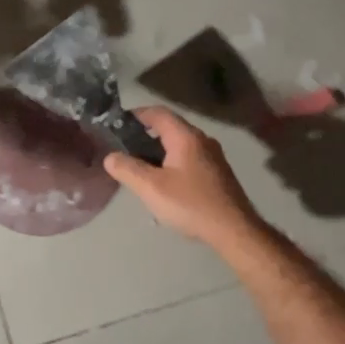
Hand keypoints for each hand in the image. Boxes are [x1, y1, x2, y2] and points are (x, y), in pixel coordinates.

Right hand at [104, 106, 263, 247]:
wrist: (234, 230)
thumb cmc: (191, 204)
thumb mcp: (151, 188)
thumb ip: (128, 169)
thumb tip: (110, 156)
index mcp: (186, 137)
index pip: (159, 113)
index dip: (137, 114)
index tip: (118, 124)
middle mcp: (202, 140)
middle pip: (170, 127)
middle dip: (145, 134)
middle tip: (125, 149)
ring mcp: (213, 157)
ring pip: (180, 144)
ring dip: (158, 150)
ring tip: (140, 167)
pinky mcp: (218, 173)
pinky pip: (189, 158)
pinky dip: (172, 161)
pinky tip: (163, 182)